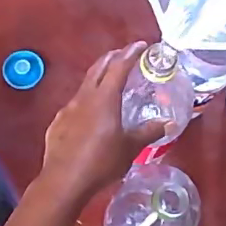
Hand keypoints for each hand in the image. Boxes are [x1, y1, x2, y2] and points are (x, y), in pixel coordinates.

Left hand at [36, 42, 164, 209]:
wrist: (63, 180)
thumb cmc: (101, 162)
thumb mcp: (130, 148)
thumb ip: (148, 132)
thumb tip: (167, 123)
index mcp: (104, 98)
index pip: (119, 67)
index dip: (130, 54)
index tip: (140, 45)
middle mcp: (85, 97)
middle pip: (99, 68)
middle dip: (112, 57)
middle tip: (124, 54)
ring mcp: (68, 108)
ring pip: (85, 85)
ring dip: (99, 77)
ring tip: (110, 81)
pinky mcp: (58, 122)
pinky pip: (75, 104)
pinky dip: (87, 100)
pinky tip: (90, 113)